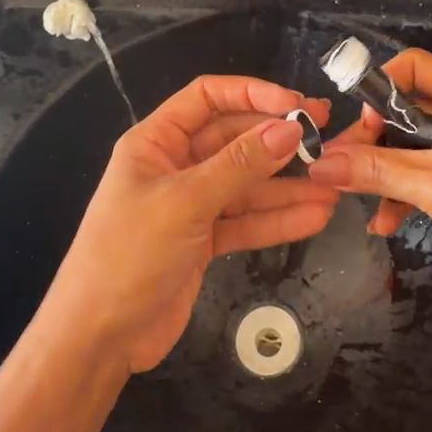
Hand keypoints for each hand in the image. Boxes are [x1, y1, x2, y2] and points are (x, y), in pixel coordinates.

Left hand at [40, 77, 340, 373]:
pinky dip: (277, 219)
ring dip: (287, 185)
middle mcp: (175, 165)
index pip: (207, 98)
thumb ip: (240, 165)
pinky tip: (315, 216)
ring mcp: (191, 204)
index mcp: (156, 142)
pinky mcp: (204, 241)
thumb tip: (289, 128)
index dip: (251, 94)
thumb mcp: (185, 203)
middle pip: (234, 139)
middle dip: (278, 140)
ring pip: (247, 184)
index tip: (295, 104)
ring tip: (334, 185)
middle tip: (327, 137)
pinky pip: (246, 220)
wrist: (98, 337)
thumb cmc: (129, 254)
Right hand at [310, 50, 431, 313]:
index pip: (416, 67)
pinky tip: (382, 223)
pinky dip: (398, 196)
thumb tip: (319, 164)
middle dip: (373, 139)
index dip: (383, 87)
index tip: (362, 125)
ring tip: (349, 195)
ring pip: (408, 149)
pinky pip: (419, 179)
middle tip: (340, 166)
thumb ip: (377, 171)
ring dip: (381, 172)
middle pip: (406, 111)